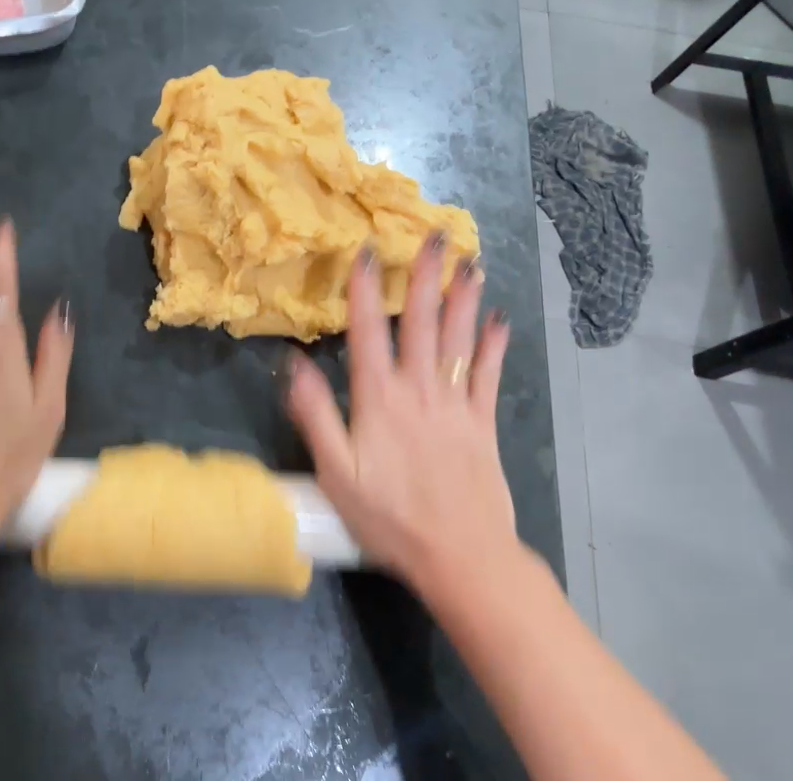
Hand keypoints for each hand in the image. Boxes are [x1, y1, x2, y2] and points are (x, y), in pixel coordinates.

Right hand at [286, 235, 515, 587]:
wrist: (461, 556)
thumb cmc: (389, 517)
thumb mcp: (336, 472)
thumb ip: (315, 415)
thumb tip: (293, 363)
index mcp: (380, 400)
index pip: (369, 333)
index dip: (366, 289)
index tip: (368, 250)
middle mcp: (420, 391)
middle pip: (422, 324)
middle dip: (427, 276)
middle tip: (437, 235)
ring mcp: (457, 405)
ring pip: (459, 340)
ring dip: (464, 299)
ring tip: (470, 262)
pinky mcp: (484, 425)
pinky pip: (489, 376)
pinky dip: (494, 346)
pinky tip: (499, 320)